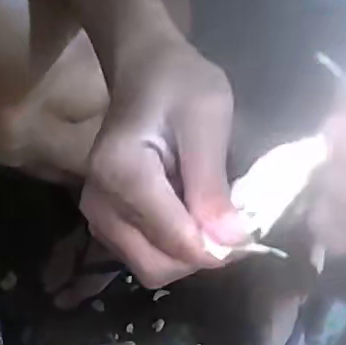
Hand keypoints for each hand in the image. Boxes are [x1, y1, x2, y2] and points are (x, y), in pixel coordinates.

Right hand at [83, 33, 248, 286]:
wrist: (143, 73)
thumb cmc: (178, 85)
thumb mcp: (208, 119)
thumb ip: (213, 185)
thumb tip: (230, 242)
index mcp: (122, 174)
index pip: (175, 242)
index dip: (216, 248)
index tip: (245, 232)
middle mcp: (101, 205)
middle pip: (159, 268)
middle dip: (198, 257)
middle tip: (224, 225)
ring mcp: (99, 220)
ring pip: (153, 270)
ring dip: (187, 256)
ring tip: (203, 215)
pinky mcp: (106, 229)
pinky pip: (147, 260)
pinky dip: (173, 252)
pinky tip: (186, 219)